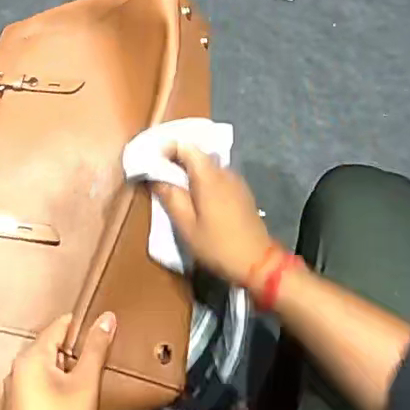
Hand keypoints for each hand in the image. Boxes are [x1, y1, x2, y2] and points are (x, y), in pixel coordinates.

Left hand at [2, 311, 116, 409]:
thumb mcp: (85, 386)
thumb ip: (96, 348)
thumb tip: (107, 316)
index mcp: (29, 358)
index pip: (59, 325)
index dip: (84, 326)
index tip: (104, 334)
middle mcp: (15, 372)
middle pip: (51, 347)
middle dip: (75, 352)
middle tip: (99, 362)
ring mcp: (12, 396)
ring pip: (45, 370)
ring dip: (66, 372)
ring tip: (88, 383)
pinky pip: (37, 389)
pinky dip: (54, 390)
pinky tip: (70, 405)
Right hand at [149, 145, 277, 287]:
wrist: (258, 263)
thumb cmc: (218, 245)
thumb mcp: (187, 226)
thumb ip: (170, 197)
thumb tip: (155, 178)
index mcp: (208, 175)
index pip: (185, 146)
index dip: (166, 149)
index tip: (151, 161)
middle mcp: (223, 170)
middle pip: (196, 154)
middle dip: (175, 160)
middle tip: (158, 174)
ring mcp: (235, 180)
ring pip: (207, 165)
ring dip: (189, 171)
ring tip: (174, 186)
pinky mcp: (241, 191)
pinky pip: (217, 176)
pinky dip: (202, 179)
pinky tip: (196, 197)